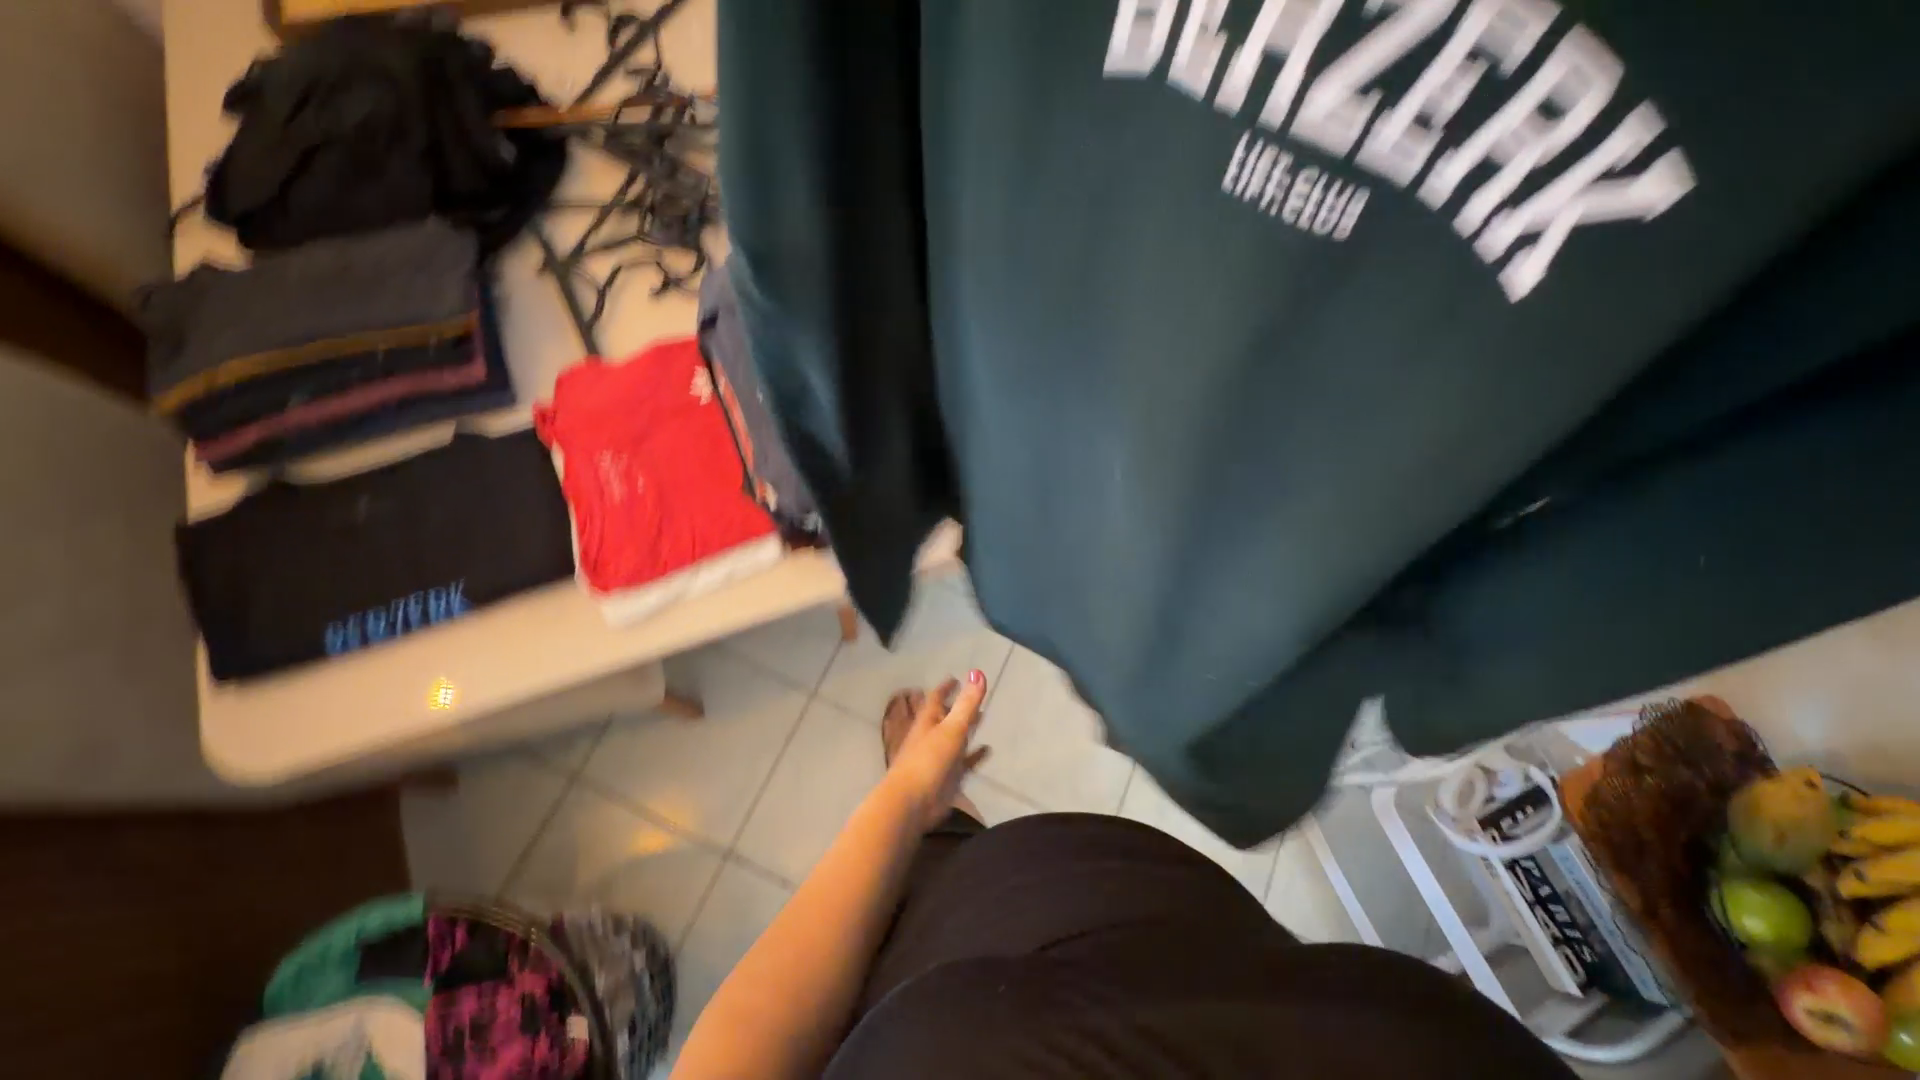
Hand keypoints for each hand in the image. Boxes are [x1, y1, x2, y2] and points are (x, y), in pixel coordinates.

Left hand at [880, 671, 990, 830]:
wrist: (912, 802)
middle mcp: (932, 736)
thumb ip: (966, 704)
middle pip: (946, 717)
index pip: (936, 698)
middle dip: (958, 707)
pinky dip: (974, 754)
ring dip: (967, 728)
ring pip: (955, 738)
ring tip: (983, 717)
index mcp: (927, 722)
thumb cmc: (929, 761)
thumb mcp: (951, 729)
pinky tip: (987, 750)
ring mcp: (939, 757)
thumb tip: (978, 672)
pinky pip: (964, 761)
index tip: (955, 678)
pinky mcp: (948, 776)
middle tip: (975, 697)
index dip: (946, 687)